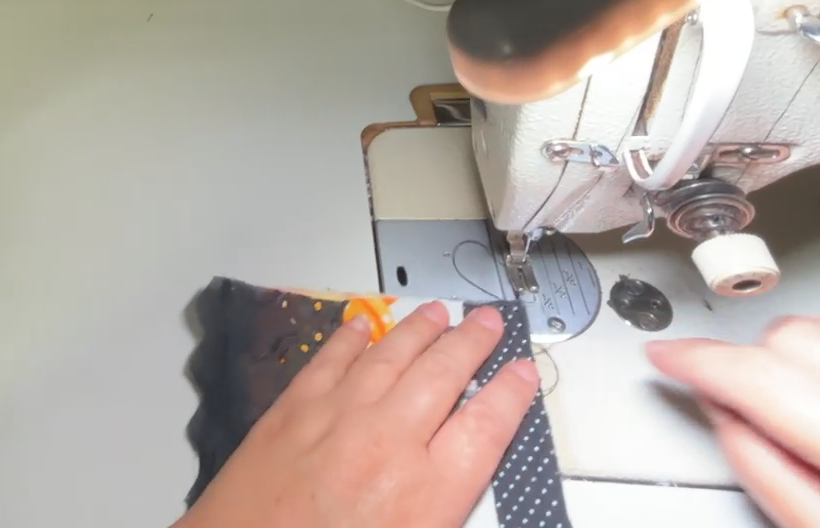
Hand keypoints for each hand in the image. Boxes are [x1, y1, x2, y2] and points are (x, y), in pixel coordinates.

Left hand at [178, 302, 538, 527]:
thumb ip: (440, 507)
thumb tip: (459, 468)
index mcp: (424, 494)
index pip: (484, 429)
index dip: (510, 395)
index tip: (524, 370)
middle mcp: (386, 441)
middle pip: (441, 376)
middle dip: (471, 343)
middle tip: (488, 318)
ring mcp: (337, 414)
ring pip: (390, 356)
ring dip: (418, 331)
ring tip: (438, 312)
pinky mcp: (295, 404)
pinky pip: (331, 358)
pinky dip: (350, 337)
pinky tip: (364, 324)